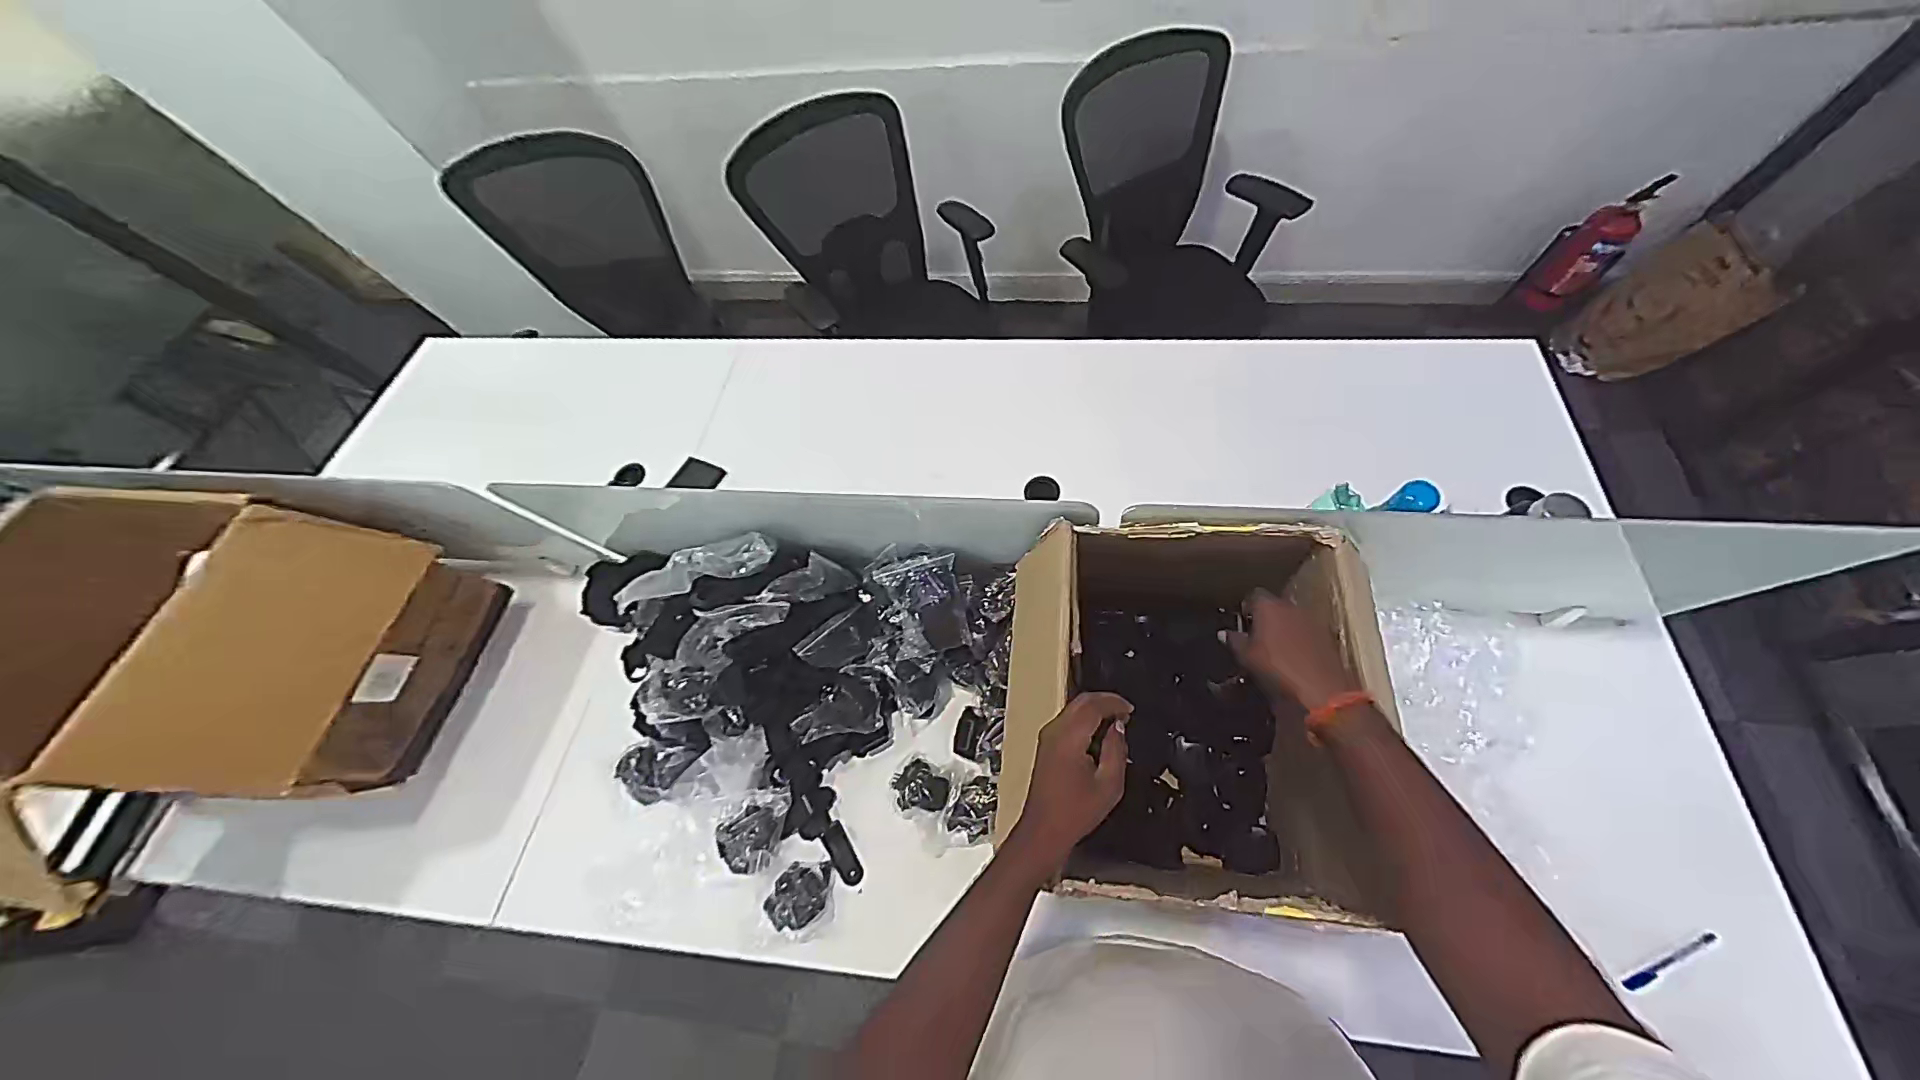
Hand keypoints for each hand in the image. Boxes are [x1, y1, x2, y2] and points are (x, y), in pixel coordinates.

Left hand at [1006, 692, 1130, 875]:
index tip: (1130, 710)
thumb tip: (1118, 727)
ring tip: (1116, 723)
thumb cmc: (1076, 812)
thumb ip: (1116, 750)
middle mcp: (1054, 731)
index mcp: (1069, 738)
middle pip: (1080, 701)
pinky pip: (1067, 720)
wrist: (1044, 829)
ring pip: (1073, 708)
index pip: (1092, 705)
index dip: (1114, 702)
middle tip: (1125, 713)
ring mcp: (1047, 736)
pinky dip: (1085, 719)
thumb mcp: (1109, 784)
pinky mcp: (1046, 744)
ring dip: (1095, 709)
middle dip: (1105, 701)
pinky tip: (1099, 735)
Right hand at [1225, 588, 1354, 708]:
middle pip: (1274, 604)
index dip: (1245, 607)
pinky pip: (1305, 630)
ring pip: (1291, 617)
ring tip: (1273, 646)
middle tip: (1255, 635)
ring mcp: (1311, 619)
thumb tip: (1226, 633)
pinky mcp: (1326, 635)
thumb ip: (1235, 641)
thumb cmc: (1277, 667)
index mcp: (1268, 606)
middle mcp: (1291, 606)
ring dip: (1283, 627)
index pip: (1253, 595)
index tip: (1240, 621)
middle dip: (1265, 616)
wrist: (1321, 687)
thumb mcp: (1247, 657)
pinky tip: (1292, 655)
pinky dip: (1298, 638)